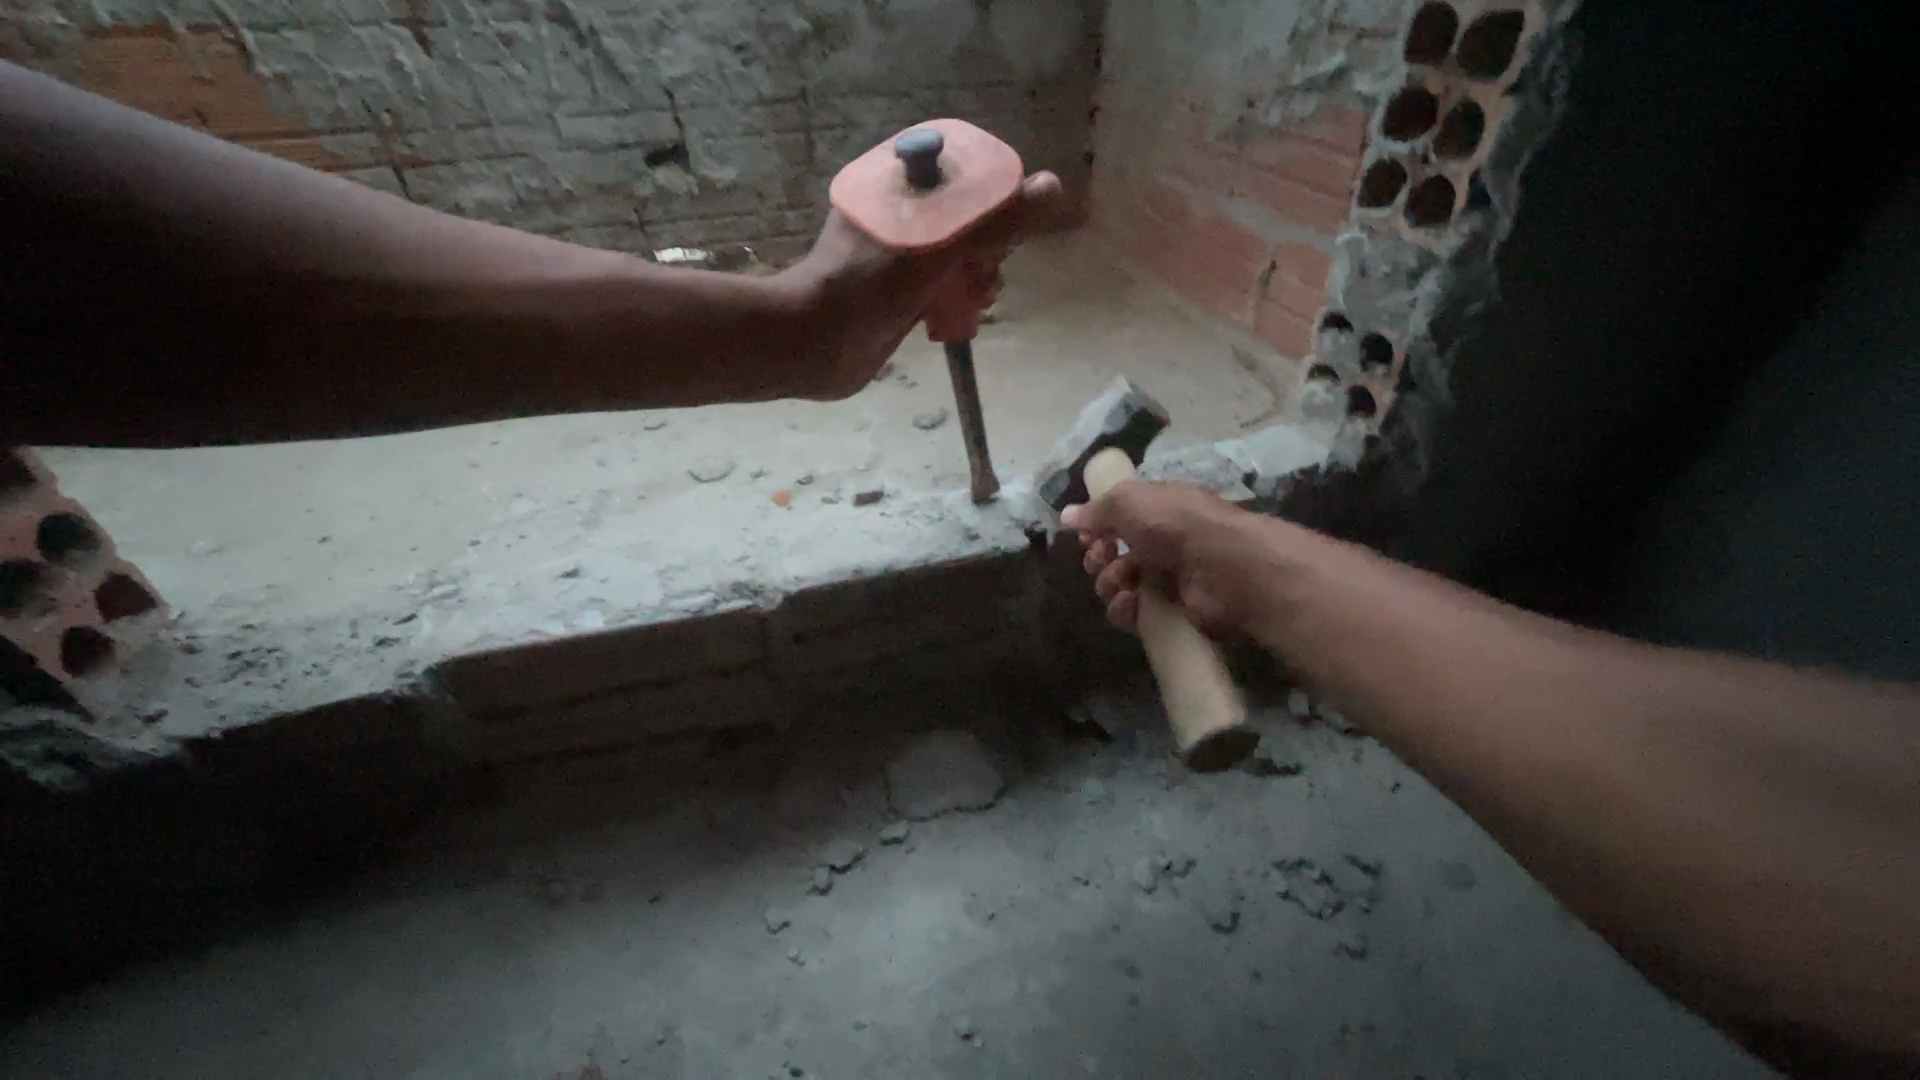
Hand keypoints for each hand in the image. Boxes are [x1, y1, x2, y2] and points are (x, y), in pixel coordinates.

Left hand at [778, 170, 1062, 398]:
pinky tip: (957, 320)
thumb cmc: (869, 284)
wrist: (815, 344)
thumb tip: (1052, 186)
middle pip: (970, 220)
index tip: (998, 231)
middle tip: (981, 270)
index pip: (966, 173)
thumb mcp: (939, 245)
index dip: (993, 199)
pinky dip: (958, 303)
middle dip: (988, 247)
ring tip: (973, 300)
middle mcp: (903, 214)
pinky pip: (947, 289)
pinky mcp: (904, 295)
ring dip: (978, 279)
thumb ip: (996, 218)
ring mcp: (903, 257)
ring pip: (962, 258)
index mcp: (901, 183)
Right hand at [1062, 481, 1260, 638]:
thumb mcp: (1128, 501)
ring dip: (1110, 583)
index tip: (1086, 534)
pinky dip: (1125, 609)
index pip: (1116, 520)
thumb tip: (1067, 516)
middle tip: (1104, 558)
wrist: (1222, 567)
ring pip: (1117, 585)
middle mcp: (1160, 542)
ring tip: (1124, 582)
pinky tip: (1132, 602)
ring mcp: (1165, 578)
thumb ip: (1096, 510)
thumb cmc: (1174, 523)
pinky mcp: (1168, 612)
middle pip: (1111, 554)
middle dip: (1098, 558)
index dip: (1095, 527)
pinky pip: (1131, 614)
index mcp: (1155, 510)